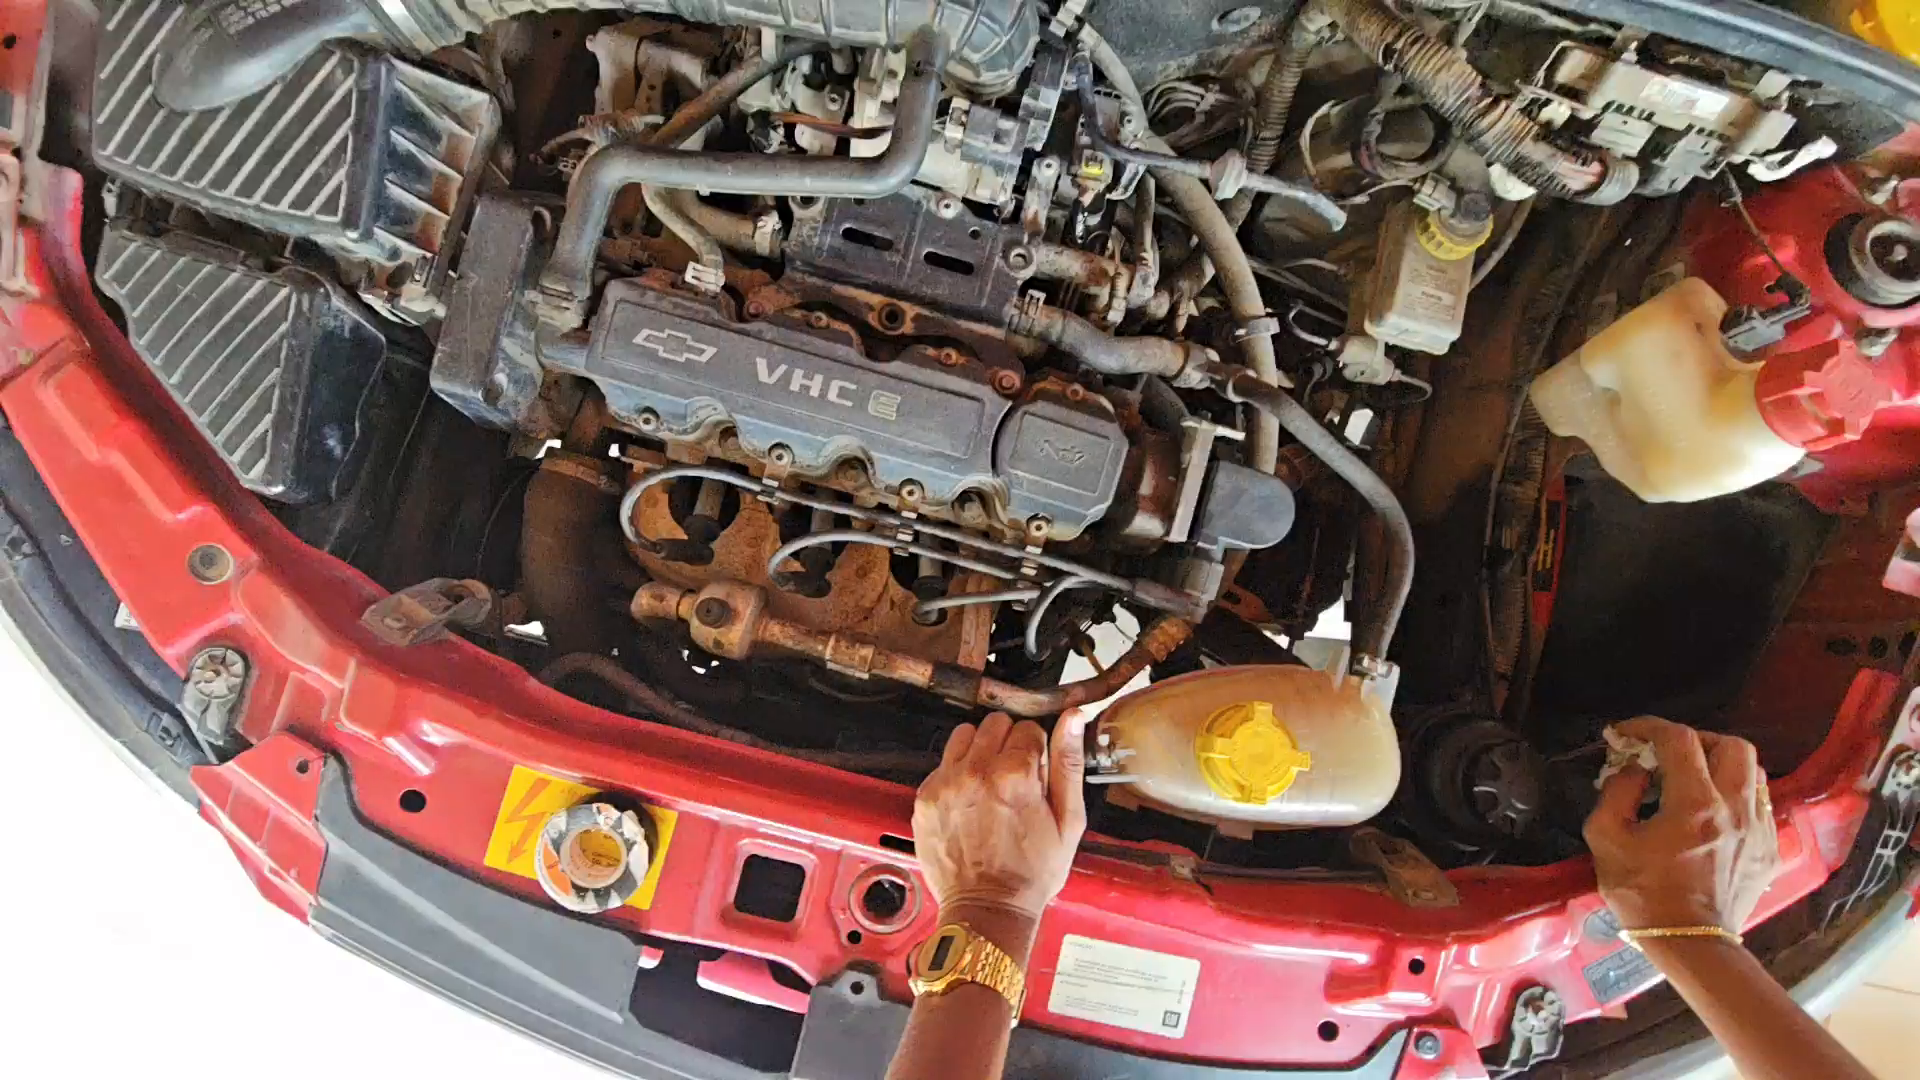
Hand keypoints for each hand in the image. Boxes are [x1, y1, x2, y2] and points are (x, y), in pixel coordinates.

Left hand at [912, 709, 1090, 925]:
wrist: (987, 910)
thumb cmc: (1033, 872)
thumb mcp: (1068, 821)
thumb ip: (1068, 762)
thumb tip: (1073, 718)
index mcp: (1015, 775)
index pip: (1028, 727)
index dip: (1037, 749)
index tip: (1036, 772)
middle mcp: (976, 772)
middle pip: (995, 723)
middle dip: (1008, 743)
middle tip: (1014, 776)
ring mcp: (946, 783)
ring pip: (965, 734)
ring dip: (979, 750)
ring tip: (990, 782)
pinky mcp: (925, 796)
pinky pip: (943, 762)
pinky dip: (957, 772)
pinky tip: (970, 799)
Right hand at [1583, 717, 1779, 932]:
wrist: (1688, 940)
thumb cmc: (1638, 887)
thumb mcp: (1604, 833)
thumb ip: (1616, 791)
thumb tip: (1633, 769)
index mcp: (1693, 805)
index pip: (1679, 740)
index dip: (1646, 726)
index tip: (1622, 734)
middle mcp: (1736, 811)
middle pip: (1732, 747)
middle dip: (1692, 739)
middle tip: (1661, 751)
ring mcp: (1761, 830)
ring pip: (1753, 772)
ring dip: (1716, 763)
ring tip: (1684, 775)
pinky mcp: (1769, 848)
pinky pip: (1759, 802)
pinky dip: (1731, 790)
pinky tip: (1704, 806)